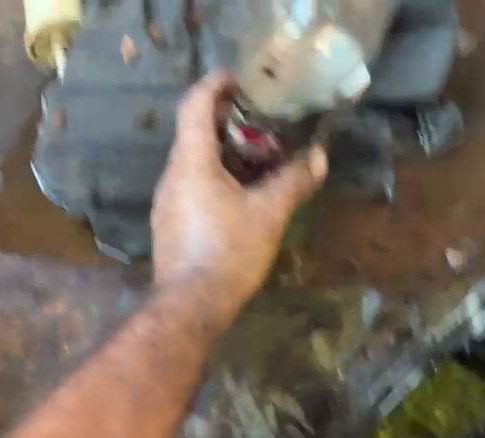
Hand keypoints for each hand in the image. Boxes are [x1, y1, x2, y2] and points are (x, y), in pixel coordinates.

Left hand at [151, 72, 326, 315]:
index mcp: (191, 163)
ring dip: (227, 157)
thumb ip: (294, 180)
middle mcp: (171, 179)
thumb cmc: (227, 254)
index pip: (195, 104)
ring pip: (195, 165)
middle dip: (232, 124)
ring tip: (263, 162)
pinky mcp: (169, 229)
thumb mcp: (269, 214)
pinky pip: (192, 191)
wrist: (189, 309)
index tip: (243, 81)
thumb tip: (318, 158)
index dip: (218, 84)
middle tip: (267, 126)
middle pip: (196, 134)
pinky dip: (217, 183)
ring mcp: (166, 206)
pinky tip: (243, 197)